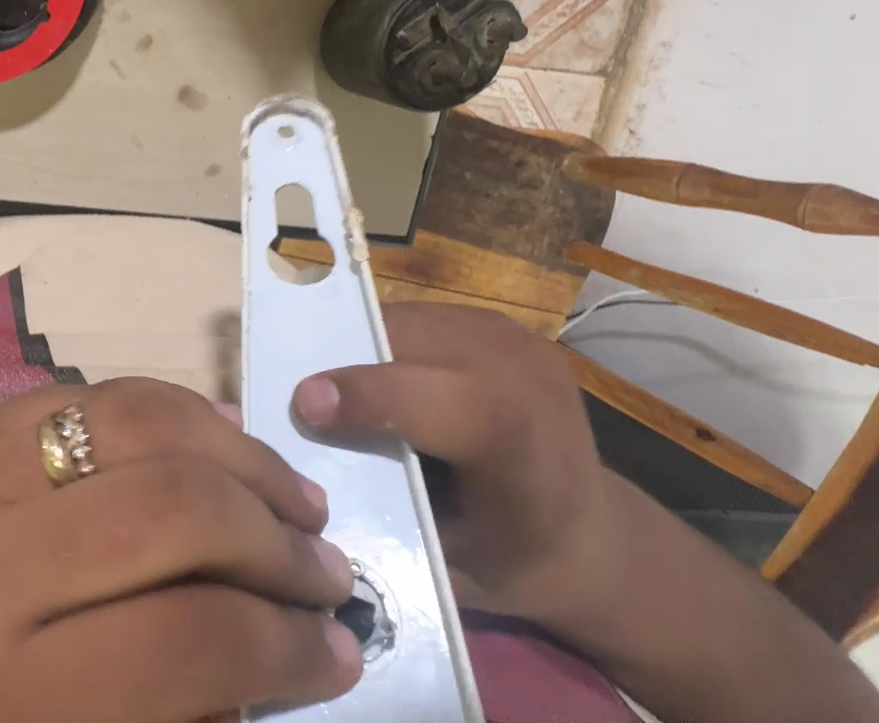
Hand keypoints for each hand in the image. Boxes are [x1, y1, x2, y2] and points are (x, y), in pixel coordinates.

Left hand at [0, 377, 363, 722]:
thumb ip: (164, 715)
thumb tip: (281, 660)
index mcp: (2, 688)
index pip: (187, 643)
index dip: (286, 648)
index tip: (339, 652)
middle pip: (175, 515)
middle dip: (276, 545)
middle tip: (327, 573)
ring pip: (143, 425)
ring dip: (242, 458)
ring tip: (294, 499)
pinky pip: (96, 393)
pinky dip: (175, 410)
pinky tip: (220, 438)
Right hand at [290, 302, 623, 629]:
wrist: (588, 532)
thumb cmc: (507, 561)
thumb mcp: (441, 560)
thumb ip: (375, 507)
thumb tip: (290, 462)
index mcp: (530, 460)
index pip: (461, 408)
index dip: (378, 397)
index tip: (306, 404)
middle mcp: (532, 383)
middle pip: (417, 346)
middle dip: (348, 364)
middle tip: (305, 400)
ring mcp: (520, 342)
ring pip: (407, 320)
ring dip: (363, 347)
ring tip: (341, 388)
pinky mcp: (503, 324)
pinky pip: (420, 316)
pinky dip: (386, 342)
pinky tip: (385, 375)